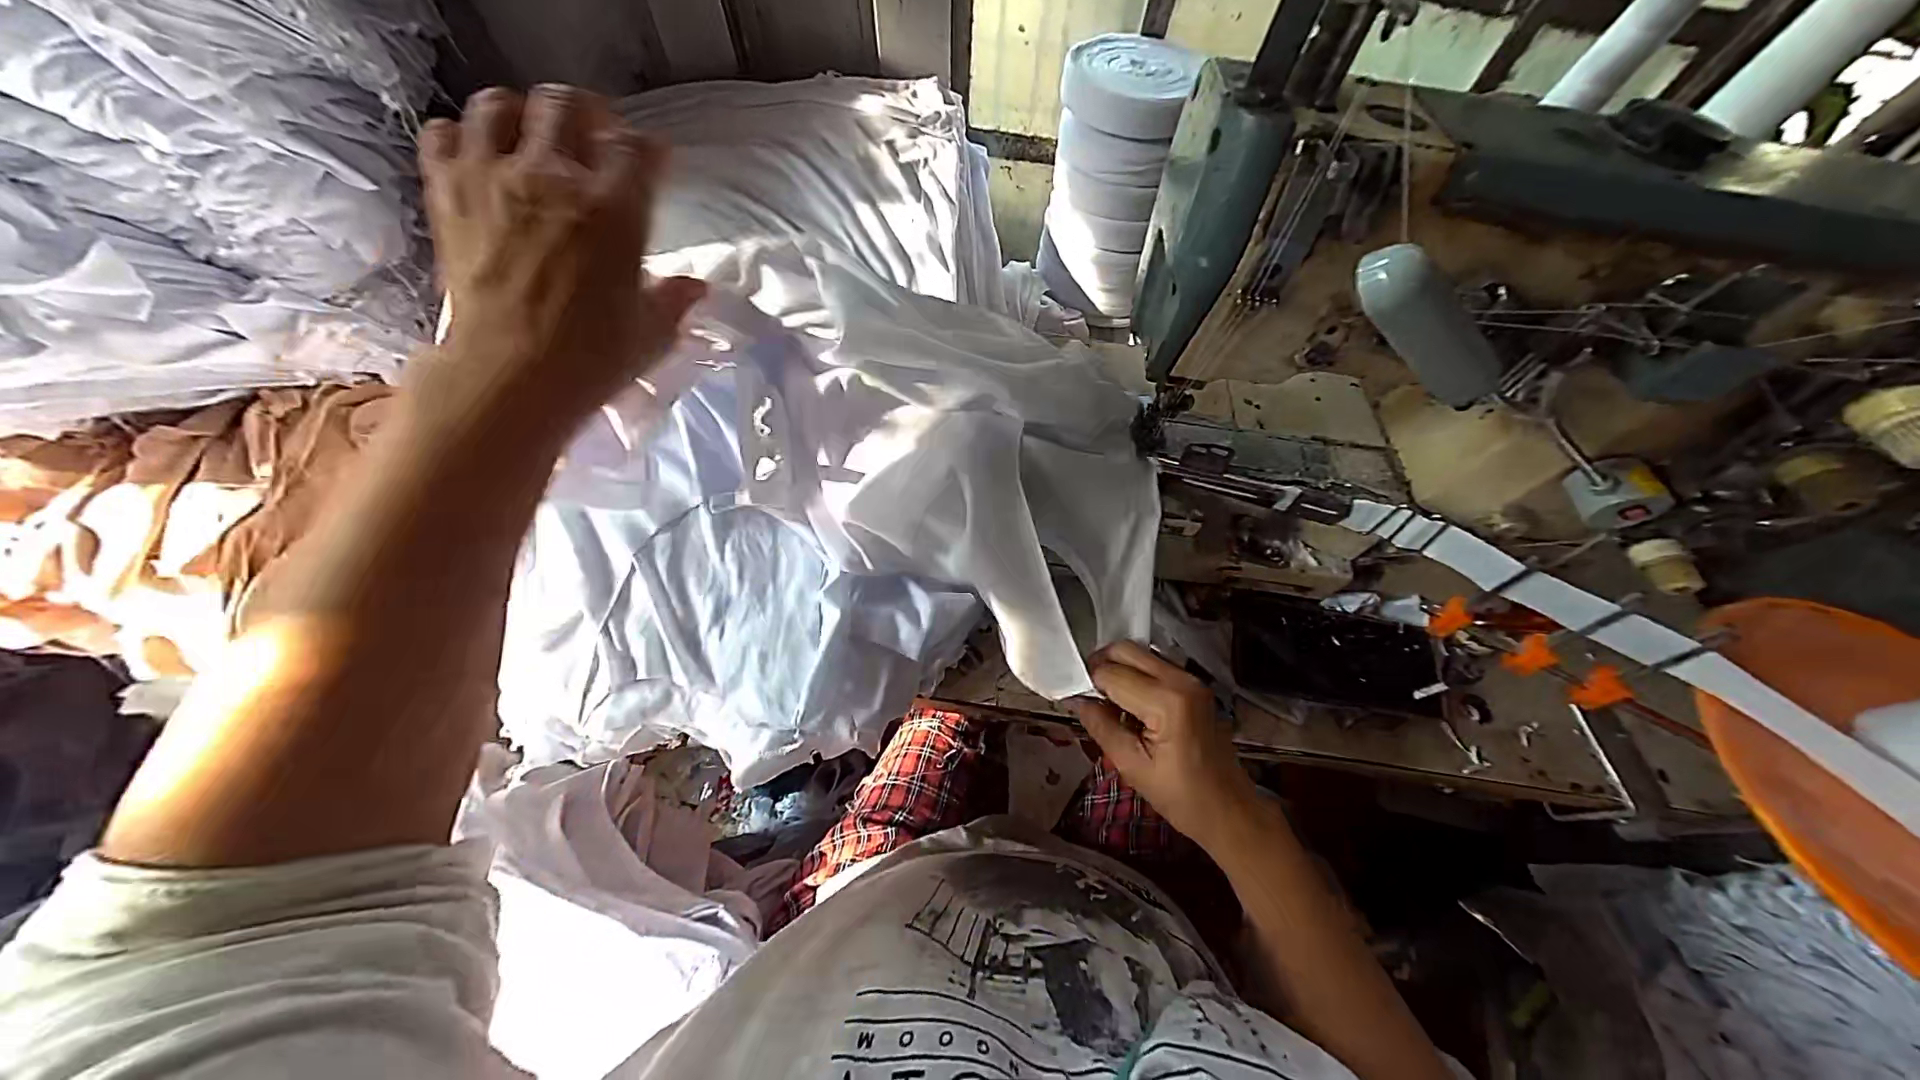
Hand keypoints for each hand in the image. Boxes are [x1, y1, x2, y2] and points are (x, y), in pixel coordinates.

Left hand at [415, 85, 704, 438]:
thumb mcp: (651, 332)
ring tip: (532, 136)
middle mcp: (554, 177)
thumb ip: (673, 300)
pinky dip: (461, 136)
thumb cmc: (592, 357)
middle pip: (566, 106)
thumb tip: (696, 287)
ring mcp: (493, 178)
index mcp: (616, 210)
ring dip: (521, 114)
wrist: (512, 374)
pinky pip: (443, 133)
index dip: (649, 149)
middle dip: (588, 113)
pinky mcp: (447, 191)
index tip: (653, 159)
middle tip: (595, 135)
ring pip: (499, 105)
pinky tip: (478, 157)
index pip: (637, 149)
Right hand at [1069, 641, 1259, 845]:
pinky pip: (1154, 665)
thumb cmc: (1181, 796)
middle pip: (1125, 650)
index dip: (1088, 686)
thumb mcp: (1131, 766)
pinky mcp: (1194, 684)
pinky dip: (1134, 675)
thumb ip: (1100, 726)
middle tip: (1088, 697)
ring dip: (1118, 670)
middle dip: (1100, 667)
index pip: (1110, 673)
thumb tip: (1075, 700)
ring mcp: (1191, 679)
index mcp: (1167, 701)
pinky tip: (1130, 705)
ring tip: (1108, 704)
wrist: (1229, 809)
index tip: (1078, 704)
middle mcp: (1181, 679)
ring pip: (1139, 653)